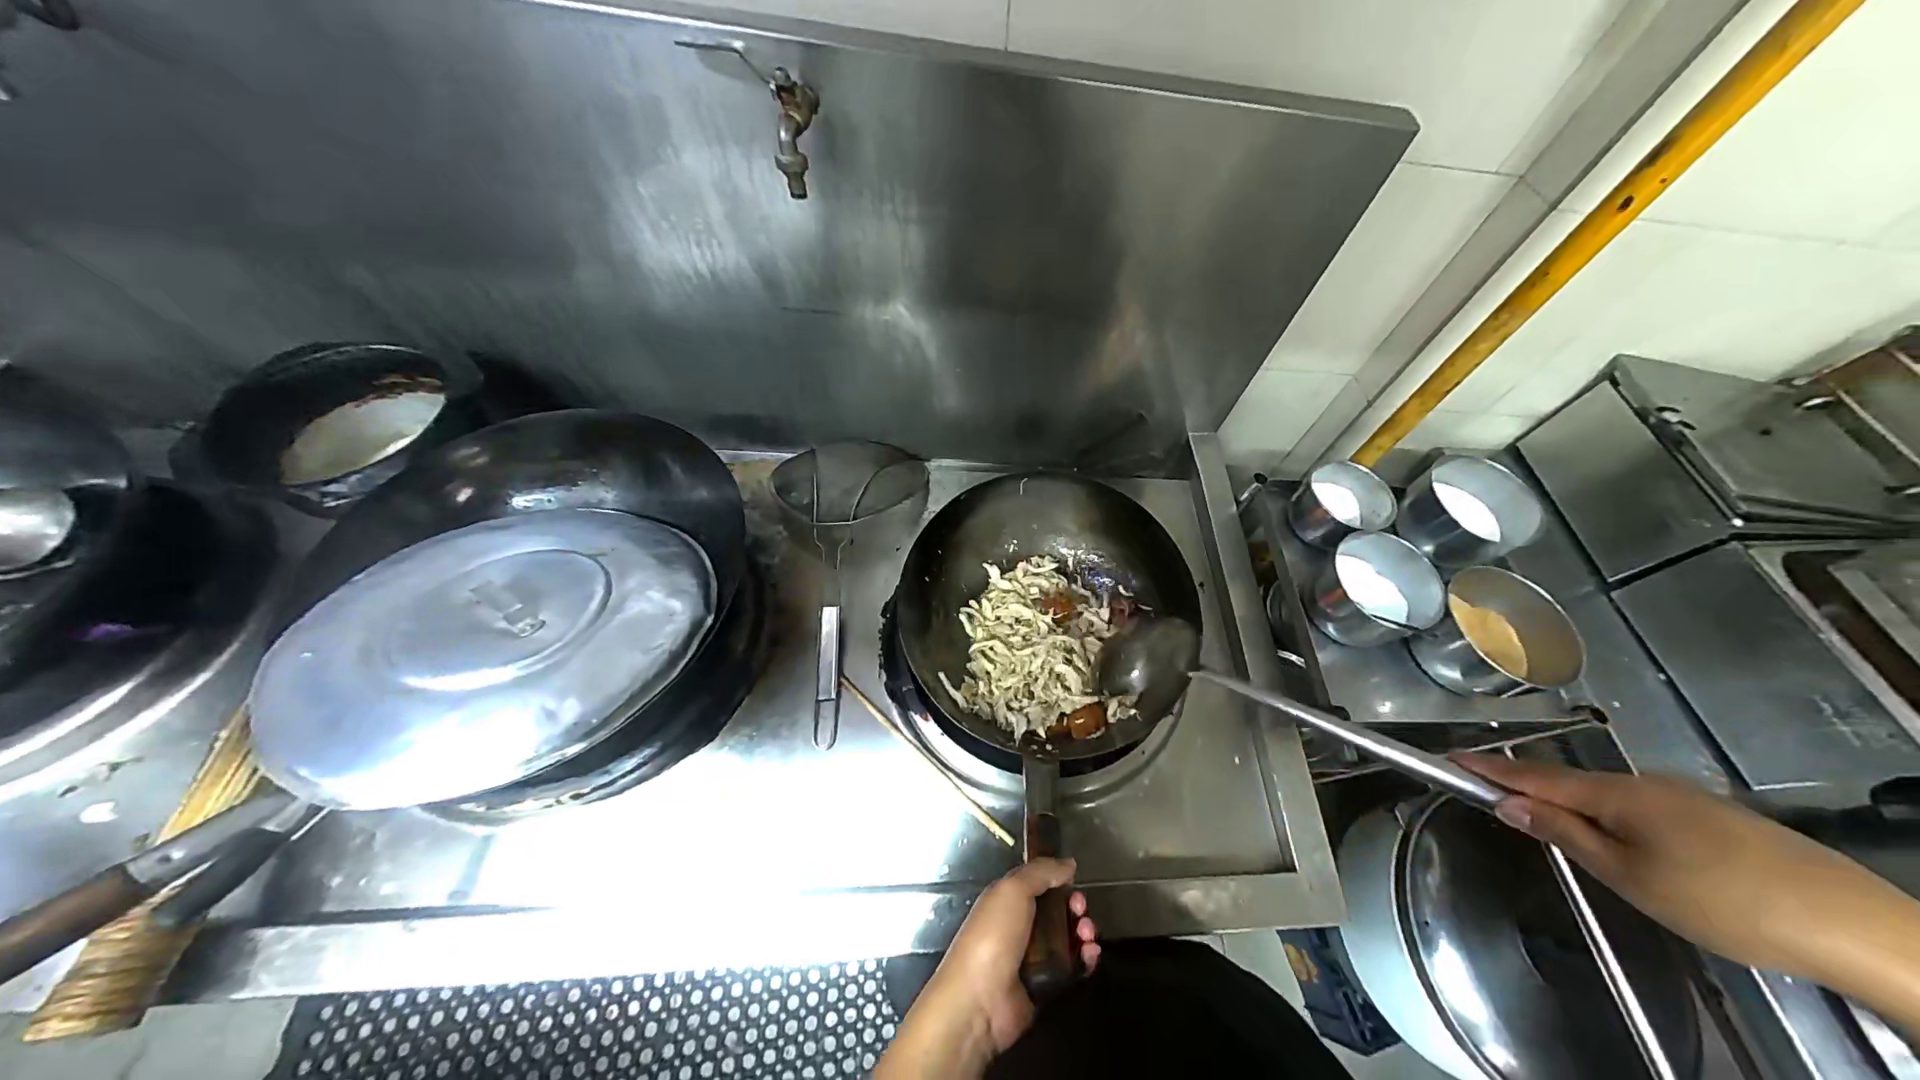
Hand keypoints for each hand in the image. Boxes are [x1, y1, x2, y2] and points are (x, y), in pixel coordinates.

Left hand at [874, 858, 1099, 1079]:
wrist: (979, 1000)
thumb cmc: (993, 936)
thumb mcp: (1012, 890)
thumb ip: (1041, 872)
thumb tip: (1069, 863)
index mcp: (1008, 901)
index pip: (1039, 885)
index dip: (1059, 882)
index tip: (1073, 884)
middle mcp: (1020, 926)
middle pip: (1057, 911)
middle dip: (1075, 908)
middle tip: (1082, 912)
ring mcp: (1034, 958)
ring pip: (1068, 939)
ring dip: (1083, 933)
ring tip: (1088, 936)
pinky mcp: (1046, 986)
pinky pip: (1072, 968)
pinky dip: (1086, 960)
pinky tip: (1091, 955)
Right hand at [1459, 754, 1919, 1031]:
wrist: (1855, 926)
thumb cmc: (1723, 901)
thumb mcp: (1629, 875)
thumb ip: (1564, 834)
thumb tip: (1509, 804)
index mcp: (1617, 794)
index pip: (1534, 773)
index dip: (1489, 767)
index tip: (1450, 757)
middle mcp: (1646, 783)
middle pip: (1569, 780)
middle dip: (1527, 784)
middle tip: (1489, 793)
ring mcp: (1684, 797)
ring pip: (1607, 795)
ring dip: (1569, 801)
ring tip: (1546, 821)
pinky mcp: (1713, 816)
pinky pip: (1638, 805)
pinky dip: (1607, 813)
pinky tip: (1617, 838)